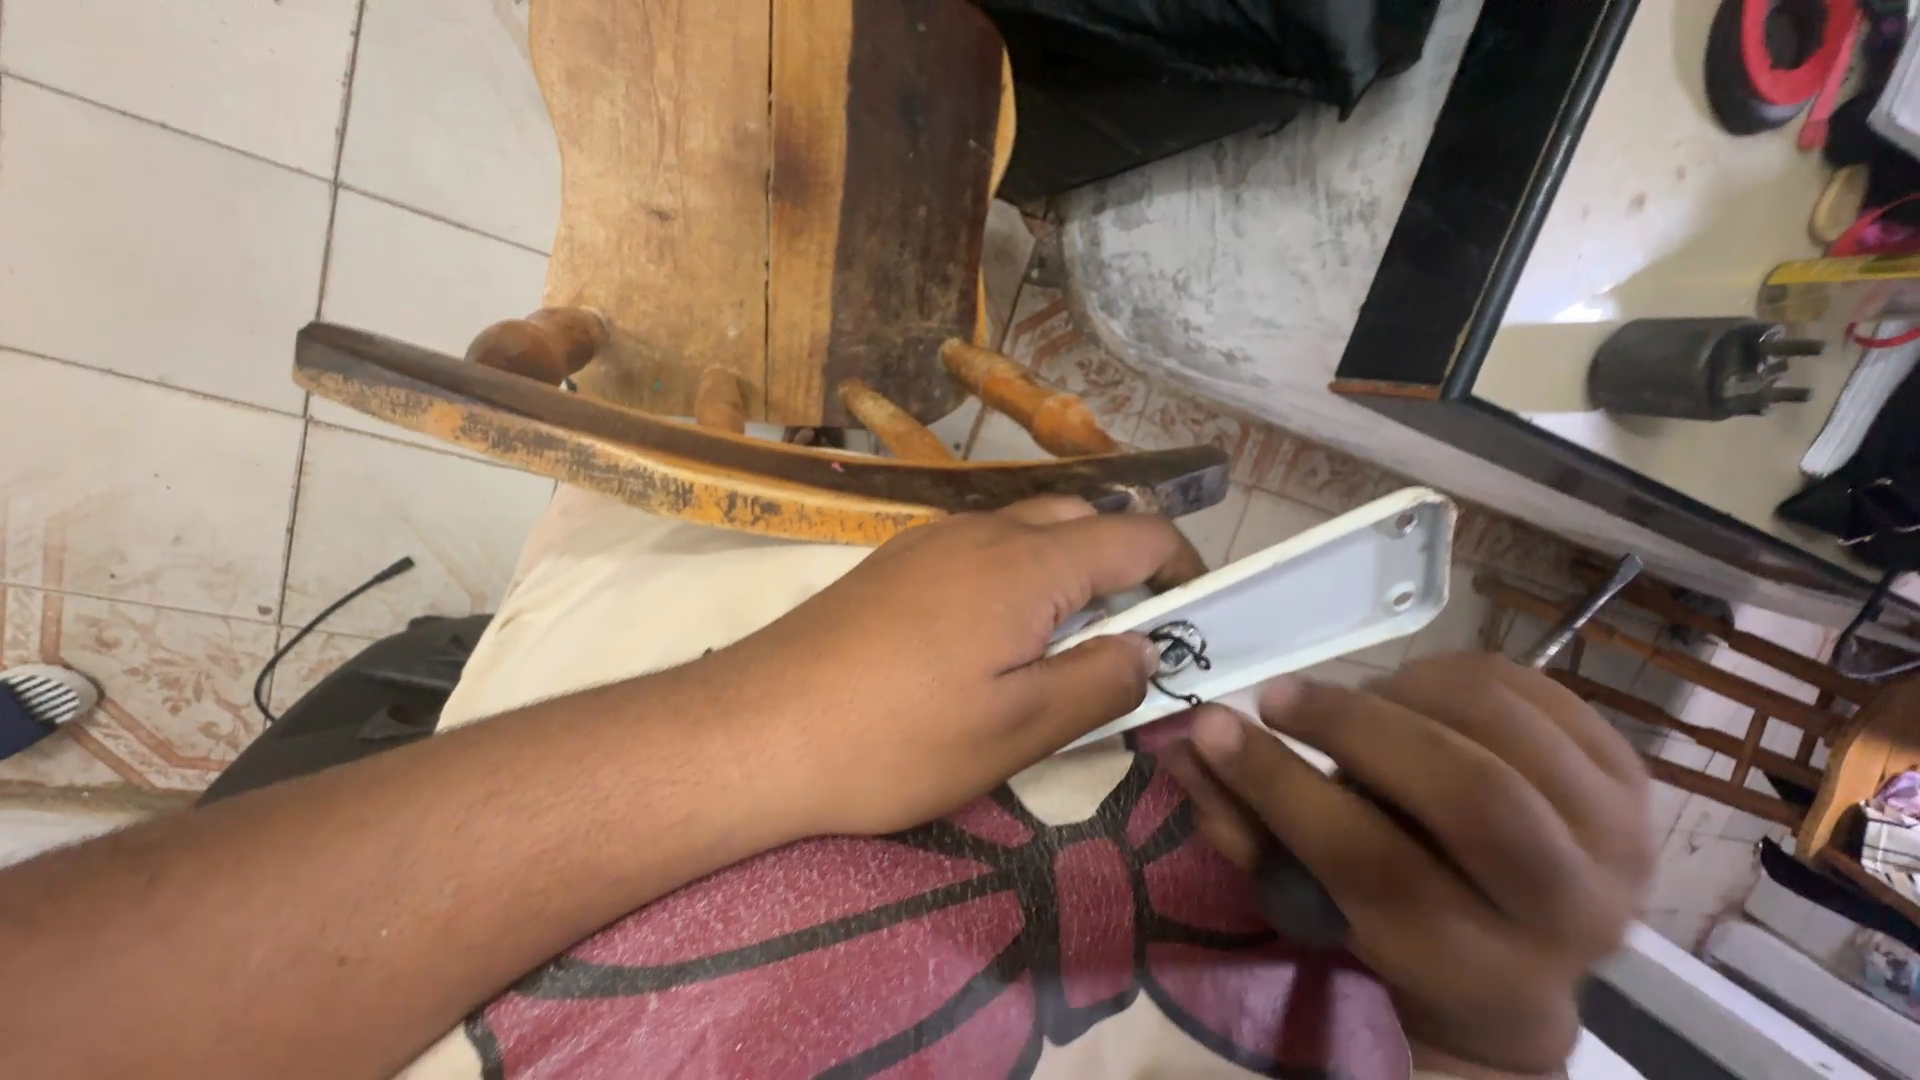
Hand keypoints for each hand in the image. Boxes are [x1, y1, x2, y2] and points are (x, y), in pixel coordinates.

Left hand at [704, 496, 1203, 837]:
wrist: (756, 728)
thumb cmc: (897, 739)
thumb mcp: (1018, 729)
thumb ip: (1099, 682)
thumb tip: (1150, 647)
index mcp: (1027, 563)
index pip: (1138, 534)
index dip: (1184, 567)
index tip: (1198, 618)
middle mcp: (982, 530)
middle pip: (1083, 520)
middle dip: (1125, 567)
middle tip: (1129, 640)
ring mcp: (930, 540)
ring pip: (1027, 530)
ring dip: (1066, 569)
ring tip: (1063, 642)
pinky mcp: (894, 563)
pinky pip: (978, 548)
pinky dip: (1014, 575)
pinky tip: (990, 637)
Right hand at [1166, 654, 1652, 1077]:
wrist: (1526, 940)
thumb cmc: (1392, 924)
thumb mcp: (1311, 900)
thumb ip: (1242, 827)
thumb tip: (1184, 744)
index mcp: (1475, 964)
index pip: (1372, 862)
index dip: (1281, 785)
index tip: (1213, 726)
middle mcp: (1571, 911)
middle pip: (1471, 794)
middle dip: (1355, 725)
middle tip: (1282, 697)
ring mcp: (1620, 839)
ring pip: (1501, 726)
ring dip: (1402, 695)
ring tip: (1357, 707)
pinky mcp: (1634, 778)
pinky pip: (1531, 687)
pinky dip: (1451, 673)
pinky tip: (1414, 696)